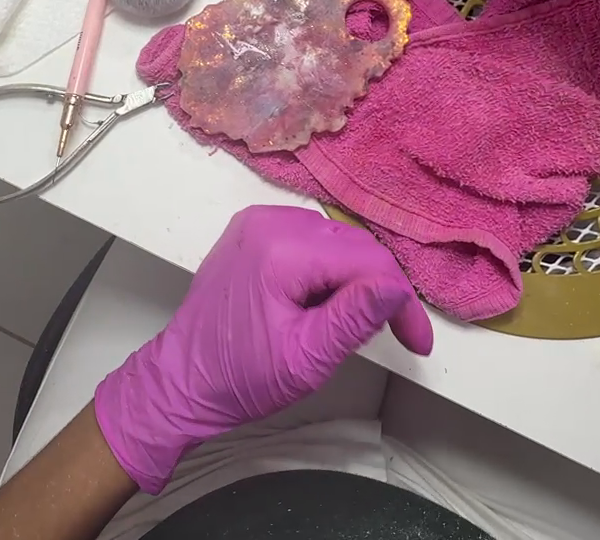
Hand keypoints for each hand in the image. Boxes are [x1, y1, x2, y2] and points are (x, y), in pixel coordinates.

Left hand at [93, 205, 432, 492]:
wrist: (182, 378)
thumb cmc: (240, 377)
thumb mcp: (305, 359)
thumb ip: (354, 319)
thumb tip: (396, 288)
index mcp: (282, 250)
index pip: (366, 260)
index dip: (401, 301)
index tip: (417, 341)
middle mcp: (270, 221)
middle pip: (352, 243)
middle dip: (380, 287)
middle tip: (395, 332)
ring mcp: (258, 220)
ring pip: (334, 238)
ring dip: (354, 275)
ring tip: (350, 320)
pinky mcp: (252, 229)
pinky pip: (308, 237)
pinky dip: (327, 265)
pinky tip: (322, 299)